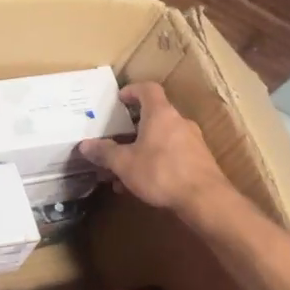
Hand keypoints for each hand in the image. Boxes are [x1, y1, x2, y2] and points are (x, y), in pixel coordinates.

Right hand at [78, 82, 237, 219]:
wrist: (205, 199)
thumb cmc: (161, 172)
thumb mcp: (124, 163)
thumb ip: (104, 152)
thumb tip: (84, 145)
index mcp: (160, 114)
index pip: (148, 89)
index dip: (132, 90)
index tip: (119, 99)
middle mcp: (179, 122)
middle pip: (154, 116)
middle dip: (133, 127)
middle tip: (115, 138)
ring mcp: (192, 142)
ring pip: (162, 138)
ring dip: (142, 149)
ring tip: (123, 168)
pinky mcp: (199, 161)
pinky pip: (172, 155)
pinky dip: (155, 162)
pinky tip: (142, 184)